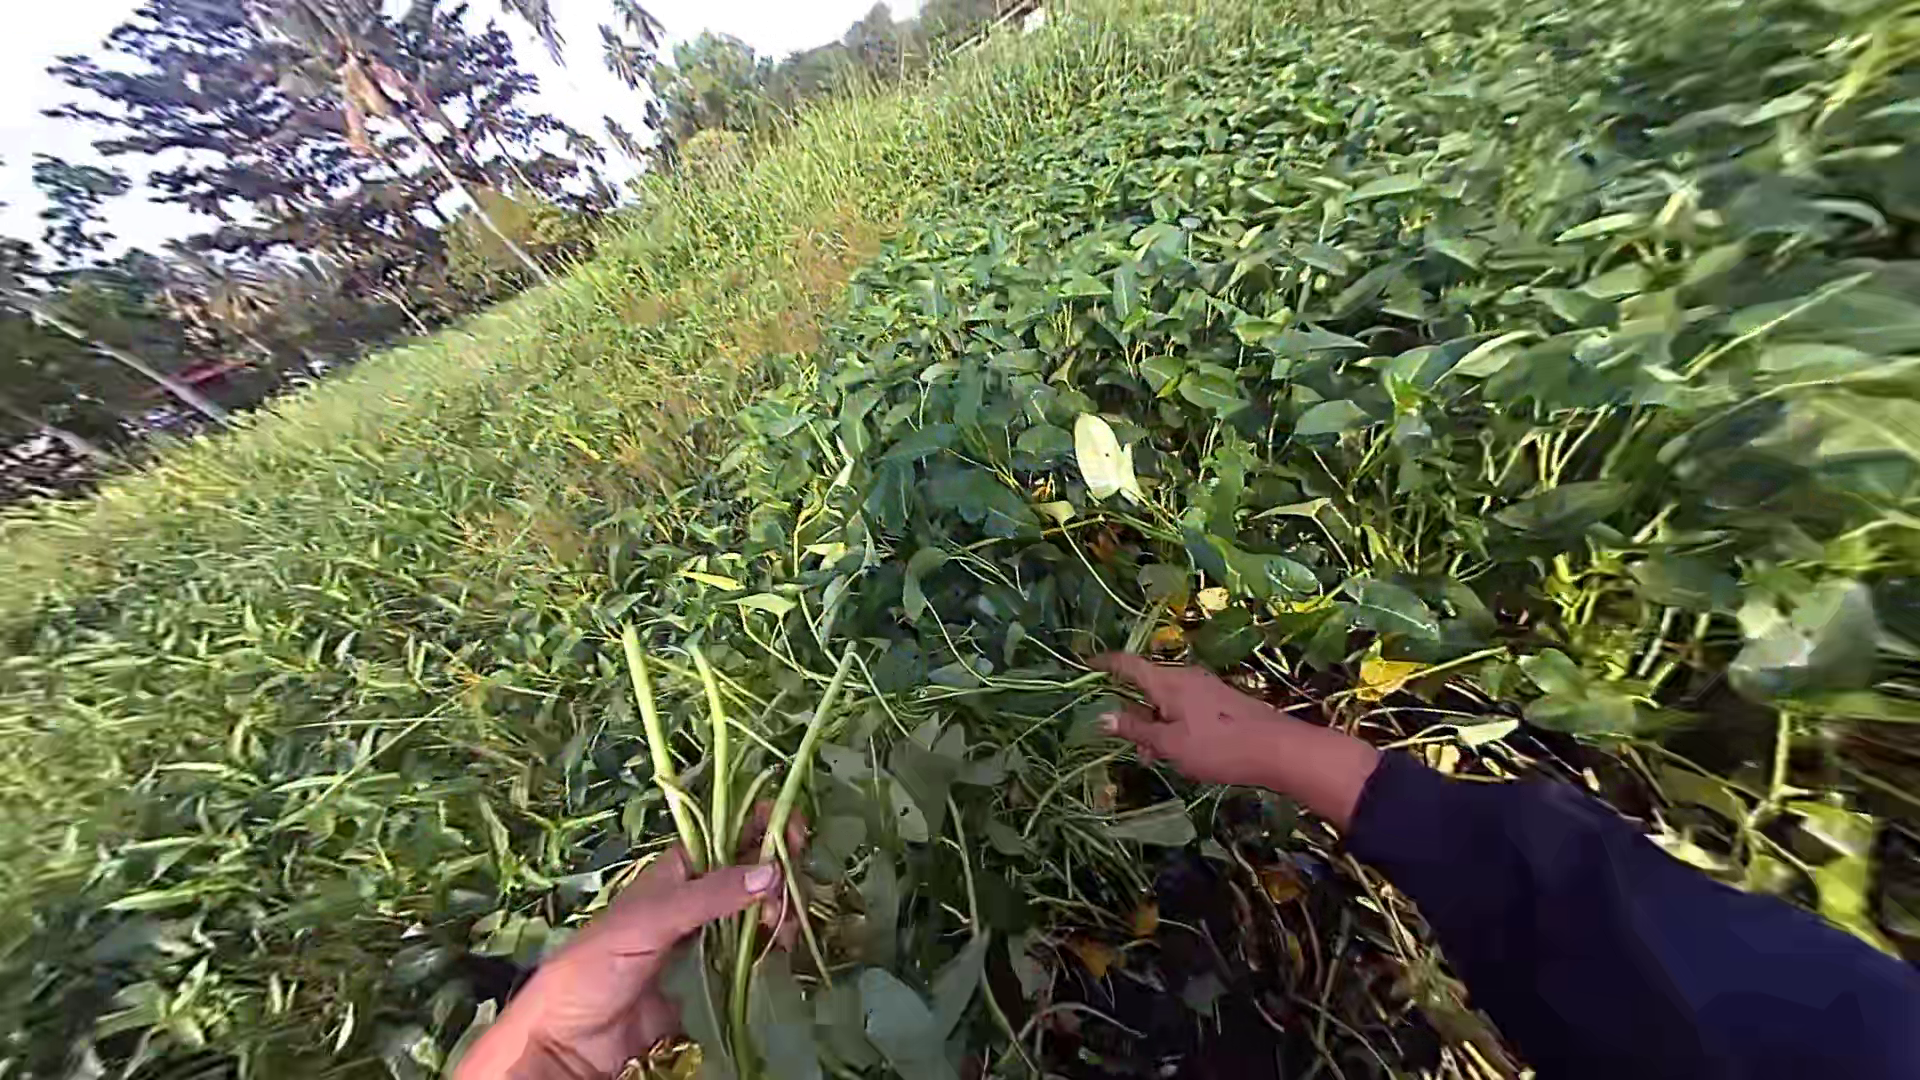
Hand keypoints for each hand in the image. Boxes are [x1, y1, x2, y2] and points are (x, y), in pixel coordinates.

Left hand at [454, 809, 805, 1079]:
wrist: (567, 1043)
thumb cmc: (600, 960)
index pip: (737, 828)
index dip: (768, 823)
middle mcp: (706, 890)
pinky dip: (773, 946)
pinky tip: (776, 952)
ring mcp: (714, 930)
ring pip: (763, 906)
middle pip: (759, 866)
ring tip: (778, 931)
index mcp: (688, 864)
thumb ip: (711, 894)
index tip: (795, 835)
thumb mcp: (653, 917)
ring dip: (780, 911)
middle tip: (782, 897)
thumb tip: (773, 870)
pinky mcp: (719, 970)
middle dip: (780, 873)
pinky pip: (757, 949)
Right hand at [1091, 653, 1296, 786]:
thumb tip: (1102, 717)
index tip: (1086, 664)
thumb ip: (1136, 730)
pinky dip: (1172, 723)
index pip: (1127, 664)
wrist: (1280, 750)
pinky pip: (1184, 706)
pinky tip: (1180, 751)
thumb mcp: (1170, 744)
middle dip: (1131, 708)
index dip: (1104, 663)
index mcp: (1166, 682)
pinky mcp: (1221, 701)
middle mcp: (1184, 677)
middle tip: (1125, 738)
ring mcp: (1205, 687)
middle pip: (1147, 684)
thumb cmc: (1218, 746)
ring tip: (1154, 755)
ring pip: (1166, 699)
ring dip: (1153, 722)